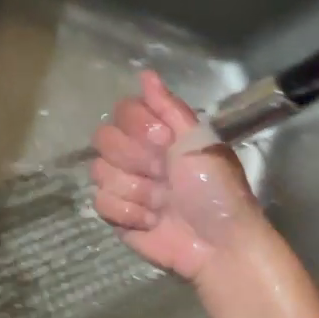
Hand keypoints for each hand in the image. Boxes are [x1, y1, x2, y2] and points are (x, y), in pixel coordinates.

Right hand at [91, 71, 266, 281]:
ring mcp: (126, 184)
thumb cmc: (215, 189)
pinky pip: (100, 202)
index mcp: (159, 133)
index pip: (122, 111)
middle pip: (104, 139)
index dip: (138, 127)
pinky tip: (152, 222)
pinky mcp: (117, 215)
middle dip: (136, 160)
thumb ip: (169, 107)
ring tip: (163, 204)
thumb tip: (145, 73)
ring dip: (137, 191)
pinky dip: (128, 214)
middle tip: (164, 175)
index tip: (164, 142)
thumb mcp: (199, 141)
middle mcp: (138, 155)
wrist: (219, 244)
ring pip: (99, 172)